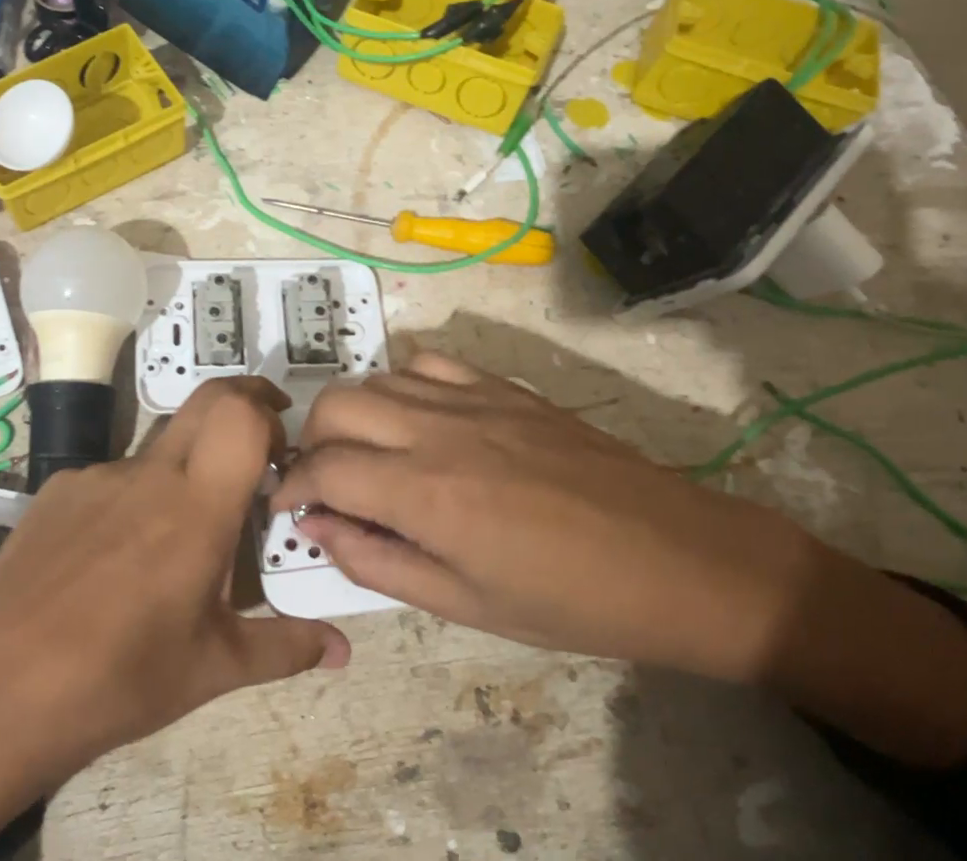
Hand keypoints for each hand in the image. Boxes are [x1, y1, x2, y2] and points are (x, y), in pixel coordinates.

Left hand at [0, 378, 349, 845]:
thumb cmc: (118, 681)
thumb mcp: (212, 669)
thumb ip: (285, 647)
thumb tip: (342, 650)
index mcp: (195, 508)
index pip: (240, 413)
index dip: (269, 411)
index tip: (283, 448)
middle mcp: (145, 475)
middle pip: (203, 402)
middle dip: (241, 408)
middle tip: (258, 456)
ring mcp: (92, 479)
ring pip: (156, 451)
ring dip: (183, 475)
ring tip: (175, 551)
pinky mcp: (53, 495)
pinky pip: (109, 480)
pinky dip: (132, 502)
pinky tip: (114, 566)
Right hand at [273, 353, 966, 766]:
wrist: (680, 561)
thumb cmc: (569, 602)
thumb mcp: (464, 604)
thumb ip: (377, 562)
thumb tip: (319, 528)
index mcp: (423, 494)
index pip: (323, 469)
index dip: (291, 488)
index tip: (286, 508)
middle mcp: (437, 432)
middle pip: (335, 404)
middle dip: (311, 442)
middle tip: (323, 481)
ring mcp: (474, 400)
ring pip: (376, 376)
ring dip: (352, 411)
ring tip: (364, 452)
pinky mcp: (507, 388)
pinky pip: (431, 363)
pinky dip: (402, 384)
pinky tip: (415, 418)